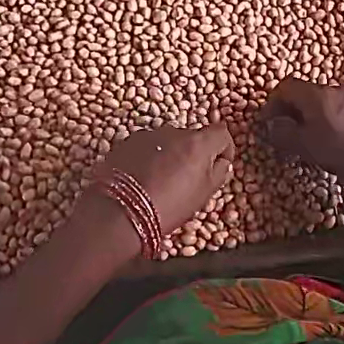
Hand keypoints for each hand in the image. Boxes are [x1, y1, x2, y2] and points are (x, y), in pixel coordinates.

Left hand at [96, 125, 235, 234]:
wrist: (119, 212)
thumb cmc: (168, 206)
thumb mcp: (204, 195)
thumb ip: (218, 173)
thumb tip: (221, 162)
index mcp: (198, 142)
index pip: (221, 133)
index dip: (224, 148)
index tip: (220, 164)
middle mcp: (174, 132)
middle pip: (193, 137)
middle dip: (195, 155)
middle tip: (189, 180)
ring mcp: (148, 135)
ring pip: (169, 142)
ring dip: (171, 156)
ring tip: (163, 183)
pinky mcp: (126, 143)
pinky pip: (147, 147)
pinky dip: (150, 158)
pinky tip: (144, 180)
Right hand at [261, 78, 343, 187]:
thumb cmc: (340, 149)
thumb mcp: (304, 144)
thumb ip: (283, 133)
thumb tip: (272, 125)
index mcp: (315, 94)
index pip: (285, 87)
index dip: (271, 104)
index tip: (266, 122)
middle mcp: (332, 91)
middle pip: (301, 94)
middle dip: (287, 111)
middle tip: (279, 132)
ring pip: (317, 104)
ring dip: (304, 118)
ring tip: (298, 140)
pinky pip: (331, 112)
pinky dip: (320, 122)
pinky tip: (320, 141)